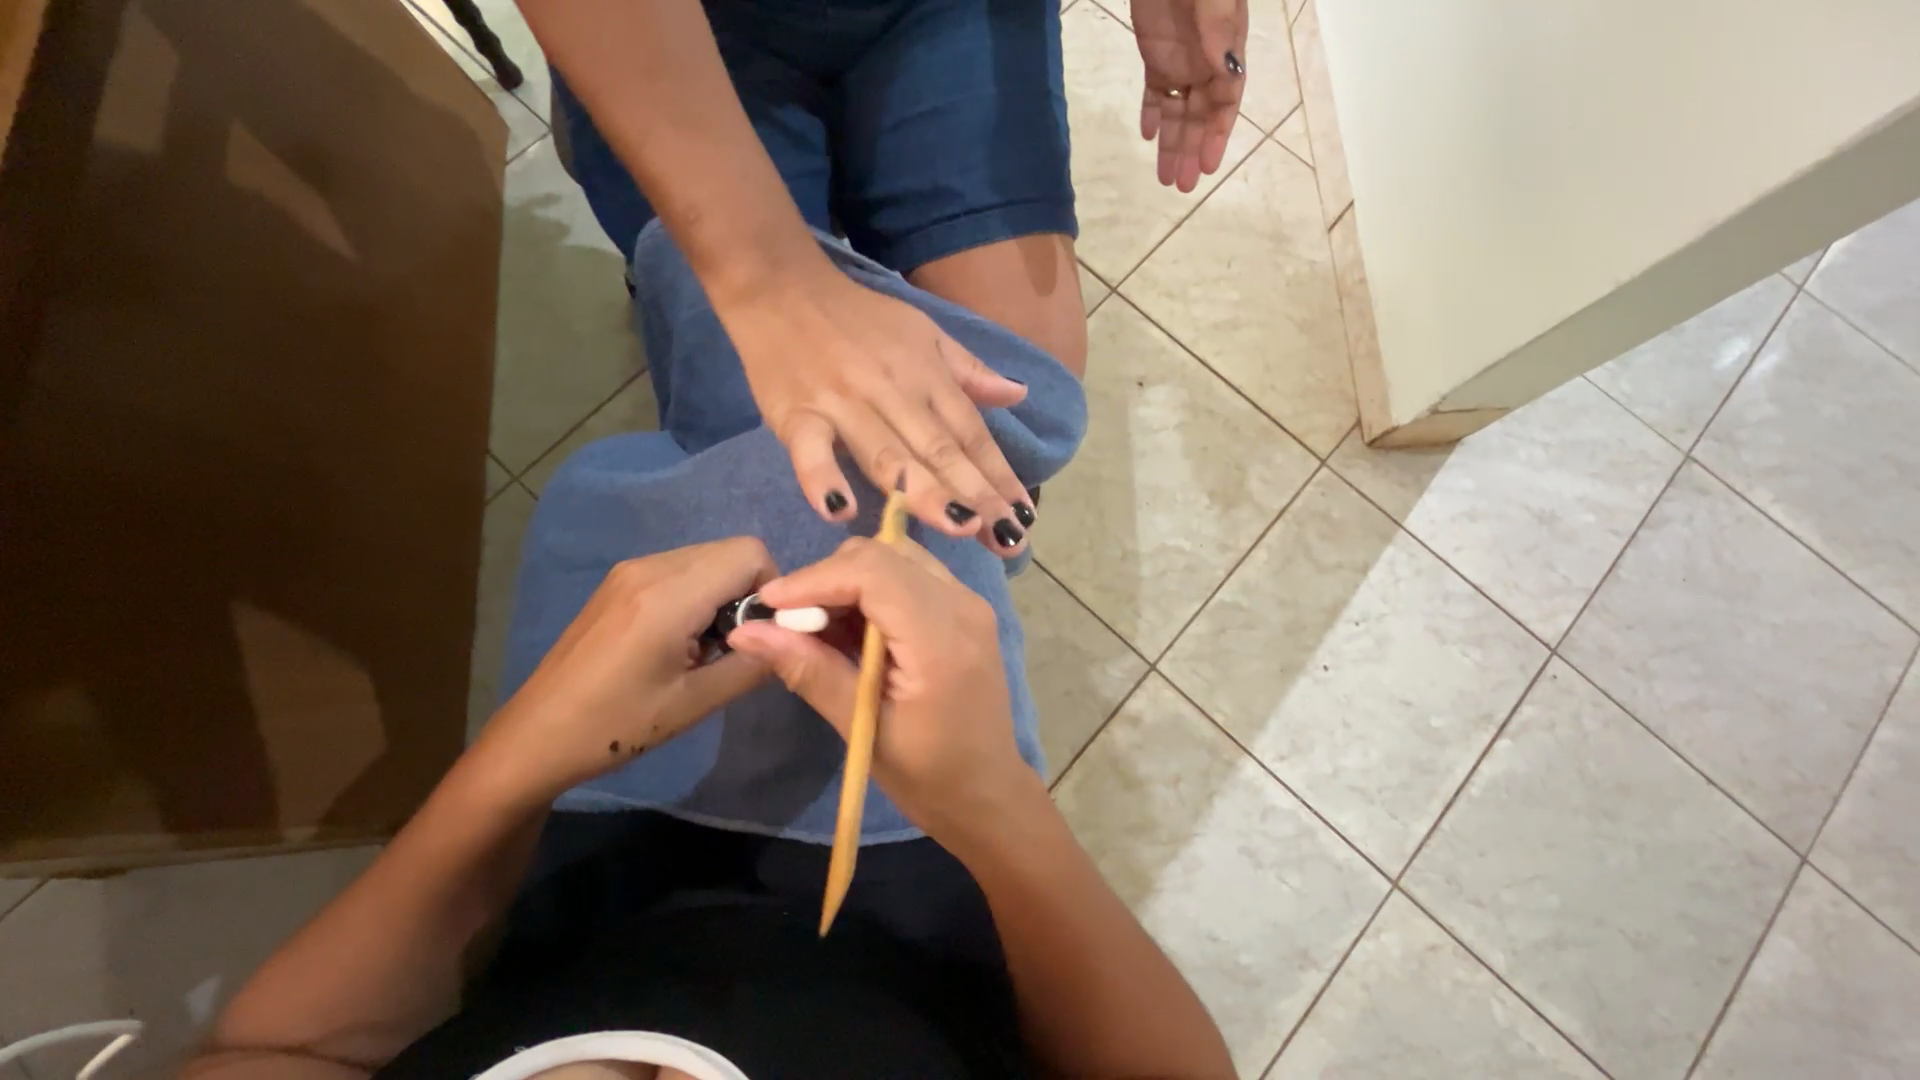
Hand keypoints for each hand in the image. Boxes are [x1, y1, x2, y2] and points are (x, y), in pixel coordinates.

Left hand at [471, 538, 776, 803]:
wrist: (536, 738)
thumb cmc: (616, 727)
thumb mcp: (696, 703)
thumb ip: (754, 664)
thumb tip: (795, 638)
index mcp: (668, 595)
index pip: (750, 554)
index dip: (773, 590)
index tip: (767, 635)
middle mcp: (650, 568)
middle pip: (731, 551)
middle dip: (751, 592)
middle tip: (738, 646)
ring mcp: (630, 571)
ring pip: (708, 558)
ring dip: (724, 594)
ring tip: (707, 648)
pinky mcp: (620, 582)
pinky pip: (681, 569)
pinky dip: (700, 594)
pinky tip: (681, 641)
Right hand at [722, 265, 1039, 556]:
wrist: (781, 286)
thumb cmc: (859, 319)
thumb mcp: (924, 333)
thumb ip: (968, 371)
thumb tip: (1019, 394)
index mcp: (926, 375)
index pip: (970, 433)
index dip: (999, 476)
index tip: (1024, 518)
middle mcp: (892, 391)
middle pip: (939, 450)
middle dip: (977, 496)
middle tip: (1008, 540)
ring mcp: (842, 403)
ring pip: (887, 456)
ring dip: (924, 495)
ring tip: (960, 530)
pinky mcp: (794, 413)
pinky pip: (810, 450)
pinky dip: (822, 479)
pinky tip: (840, 513)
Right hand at [726, 537, 1032, 834]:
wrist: (988, 792)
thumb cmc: (928, 775)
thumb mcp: (862, 726)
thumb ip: (809, 670)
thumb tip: (745, 632)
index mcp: (942, 639)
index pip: (873, 573)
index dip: (815, 579)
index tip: (769, 605)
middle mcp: (963, 605)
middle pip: (883, 554)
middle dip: (828, 577)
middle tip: (791, 622)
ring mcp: (969, 602)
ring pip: (895, 556)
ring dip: (848, 580)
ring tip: (819, 628)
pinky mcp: (965, 608)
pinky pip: (910, 574)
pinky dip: (872, 589)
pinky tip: (851, 630)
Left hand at [1131, 0, 1247, 191]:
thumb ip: (1218, 27)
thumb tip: (1228, 69)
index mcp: (1226, 46)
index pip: (1226, 99)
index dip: (1218, 133)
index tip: (1208, 164)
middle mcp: (1206, 60)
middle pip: (1202, 114)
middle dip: (1193, 150)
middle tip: (1183, 187)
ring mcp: (1181, 58)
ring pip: (1179, 110)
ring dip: (1173, 144)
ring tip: (1165, 179)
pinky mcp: (1155, 54)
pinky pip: (1155, 92)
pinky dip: (1153, 115)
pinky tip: (1148, 139)